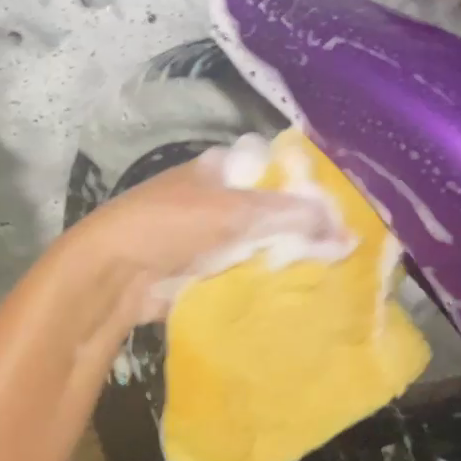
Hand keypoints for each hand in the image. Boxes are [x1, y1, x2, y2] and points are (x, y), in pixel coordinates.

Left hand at [62, 135, 344, 325]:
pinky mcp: (201, 269)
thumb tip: (346, 231)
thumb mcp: (237, 213)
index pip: (276, 170)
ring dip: (285, 258)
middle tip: (346, 250)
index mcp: (220, 168)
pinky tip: (296, 292)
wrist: (114, 273)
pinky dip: (264, 280)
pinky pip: (243, 271)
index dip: (309, 189)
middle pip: (271, 210)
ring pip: (259, 243)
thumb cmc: (172, 225)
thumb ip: (292, 217)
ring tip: (331, 274)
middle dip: (302, 229)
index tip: (344, 212)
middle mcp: (216, 196)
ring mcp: (207, 235)